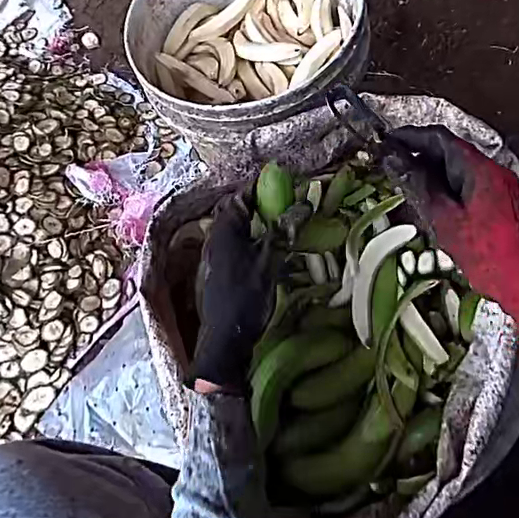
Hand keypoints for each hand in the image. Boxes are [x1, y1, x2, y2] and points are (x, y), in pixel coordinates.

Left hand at [189, 194, 275, 393]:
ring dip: (257, 221)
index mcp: (224, 229)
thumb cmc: (245, 295)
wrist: (225, 338)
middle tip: (284, 199)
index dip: (259, 185)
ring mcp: (216, 254)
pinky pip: (238, 244)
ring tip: (280, 221)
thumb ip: (282, 231)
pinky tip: (270, 248)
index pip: (240, 196)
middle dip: (259, 202)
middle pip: (236, 210)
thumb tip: (302, 205)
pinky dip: (254, 239)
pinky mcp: (221, 269)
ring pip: (237, 228)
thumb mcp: (269, 261)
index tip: (281, 180)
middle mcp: (216, 237)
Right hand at [386, 126, 518, 362]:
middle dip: (420, 151)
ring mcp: (500, 185)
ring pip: (459, 165)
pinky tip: (427, 193)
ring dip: (431, 167)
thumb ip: (417, 183)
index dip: (411, 136)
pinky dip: (445, 181)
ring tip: (404, 176)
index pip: (441, 139)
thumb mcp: (441, 217)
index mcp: (481, 170)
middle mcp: (494, 171)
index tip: (389, 139)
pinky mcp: (500, 200)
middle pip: (451, 150)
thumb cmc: (483, 253)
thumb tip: (394, 160)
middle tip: (392, 158)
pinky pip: (467, 180)